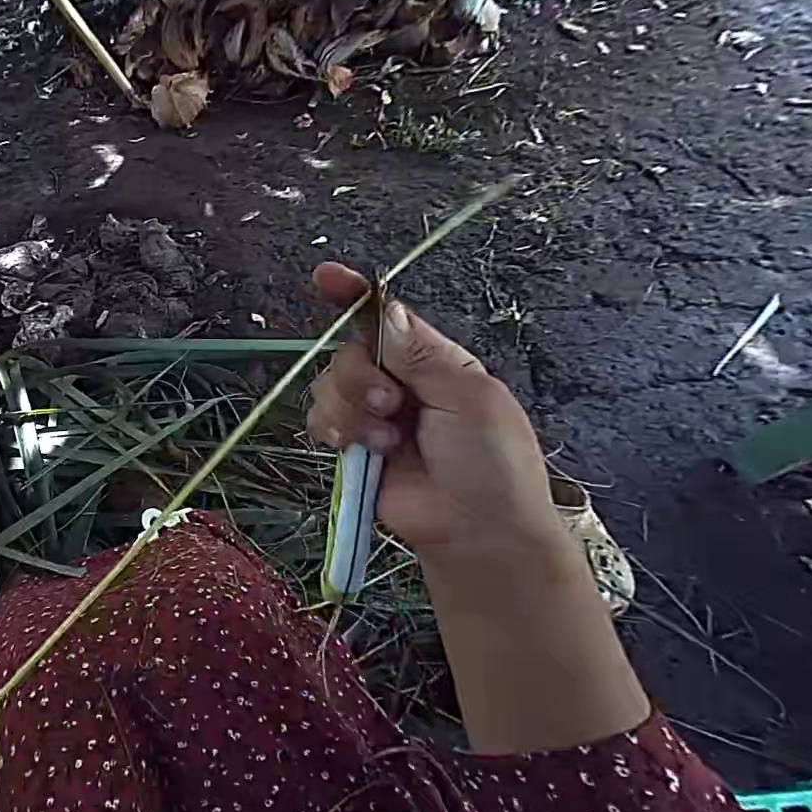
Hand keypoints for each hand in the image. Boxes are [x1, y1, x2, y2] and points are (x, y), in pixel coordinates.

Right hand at [308, 263, 649, 753]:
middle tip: (390, 405)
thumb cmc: (489, 461)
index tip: (325, 278)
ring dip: (350, 410)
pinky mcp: (354, 445)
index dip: (355, 296)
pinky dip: (332, 429)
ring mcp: (373, 414)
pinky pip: (321, 420)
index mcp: (433, 361)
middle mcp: (398, 382)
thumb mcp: (466, 396)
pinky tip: (355, 448)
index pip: (387, 318)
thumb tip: (382, 307)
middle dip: (359, 378)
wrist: (475, 533)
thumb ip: (418, 353)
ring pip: (329, 386)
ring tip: (383, 441)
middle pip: (349, 353)